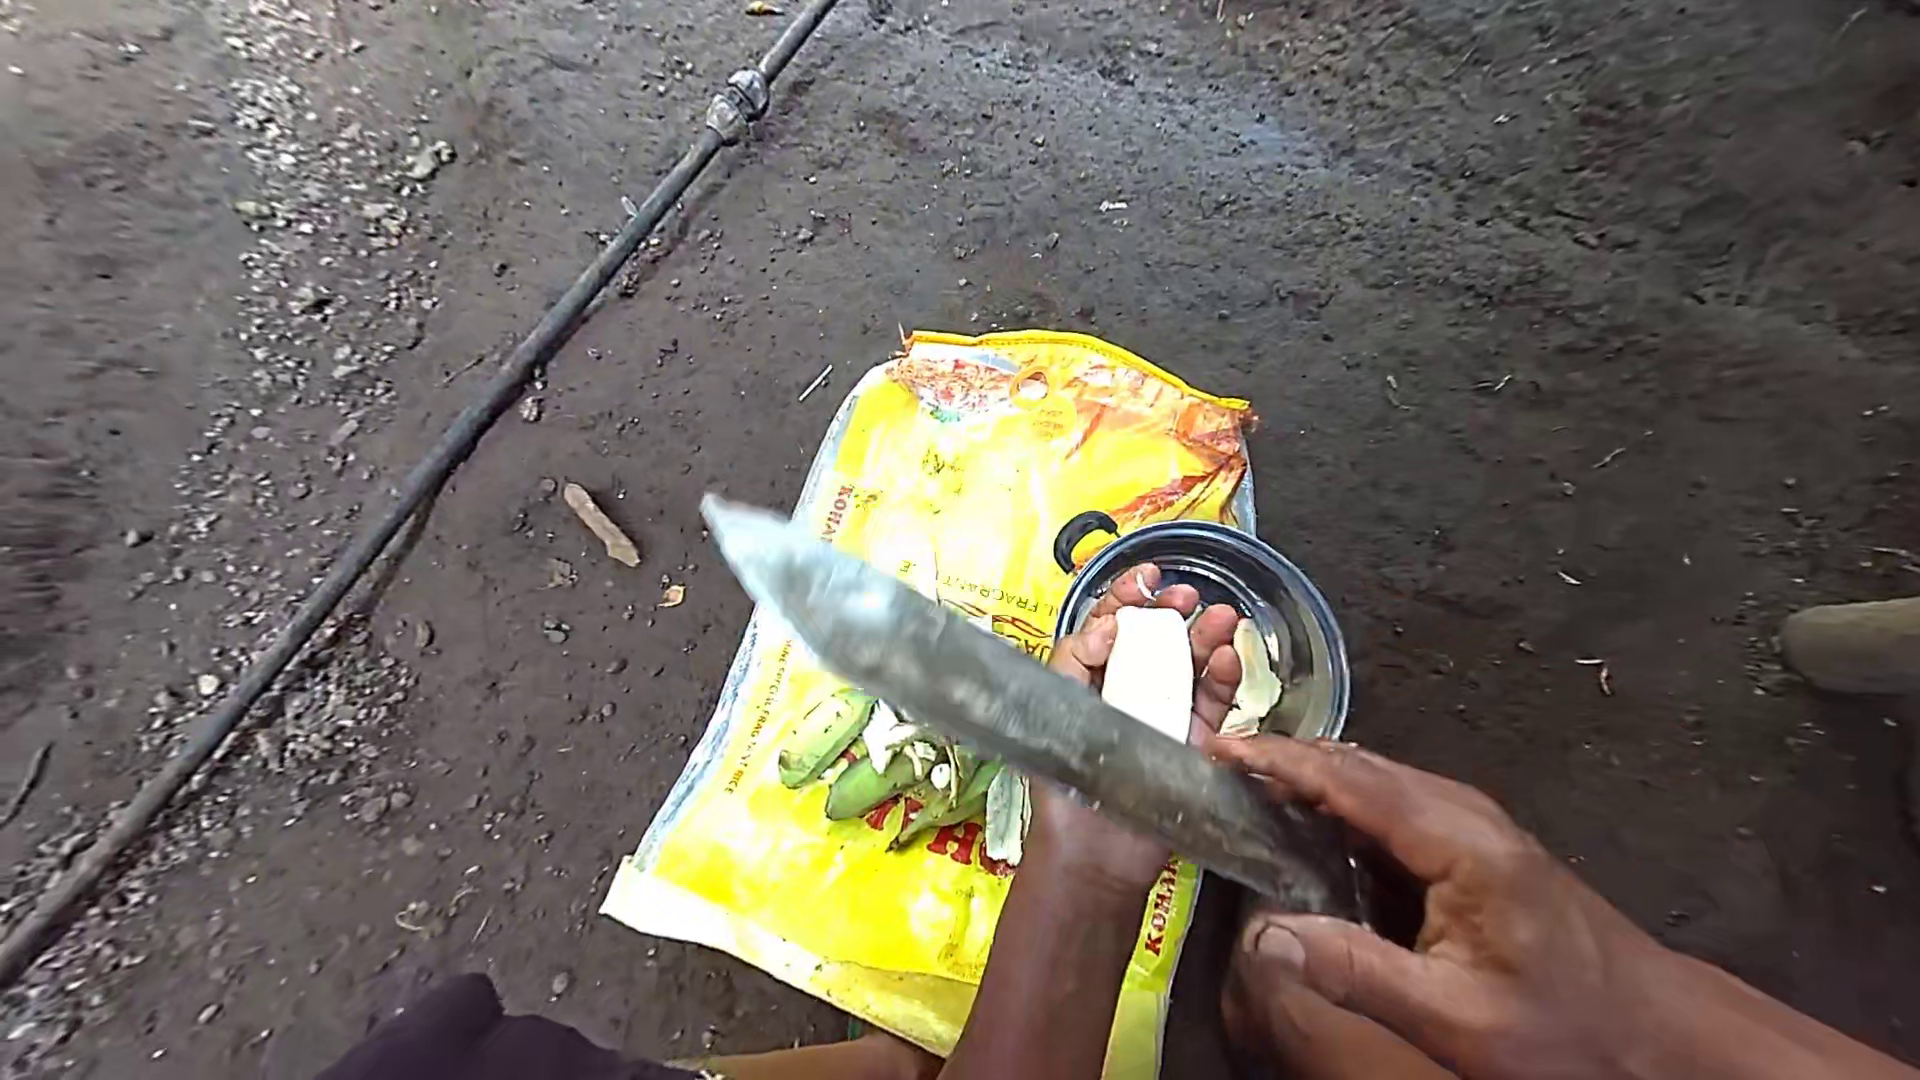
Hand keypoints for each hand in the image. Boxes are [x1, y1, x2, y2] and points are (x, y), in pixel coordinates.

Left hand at [1030, 562, 1242, 896]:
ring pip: (1191, 664)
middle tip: (1184, 594)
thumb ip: (1074, 656)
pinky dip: (1224, 677)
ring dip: (1207, 636)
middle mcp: (1129, 687)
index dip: (1127, 598)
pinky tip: (1227, 655)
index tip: (1146, 576)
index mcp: (1092, 676)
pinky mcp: (1195, 740)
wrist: (1095, 849)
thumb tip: (1109, 624)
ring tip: (1221, 615)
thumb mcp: (1056, 703)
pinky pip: (1214, 702)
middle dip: (1171, 611)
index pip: (1111, 626)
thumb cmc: (1065, 776)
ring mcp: (1165, 712)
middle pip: (1156, 639)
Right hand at [1209, 737, 1919, 1079]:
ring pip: (1358, 768)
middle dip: (1276, 755)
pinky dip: (1325, 787)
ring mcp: (1457, 810)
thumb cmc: (1570, 1030)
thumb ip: (1357, 971)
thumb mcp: (1462, 1021)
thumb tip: (1261, 935)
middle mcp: (1452, 805)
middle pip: (1345, 760)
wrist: (1669, 1034)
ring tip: (1242, 781)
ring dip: (1298, 768)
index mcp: (1454, 837)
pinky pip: (1374, 789)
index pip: (1343, 777)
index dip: (1274, 757)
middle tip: (1215, 766)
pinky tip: (1298, 808)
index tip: (1217, 749)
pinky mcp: (1456, 825)